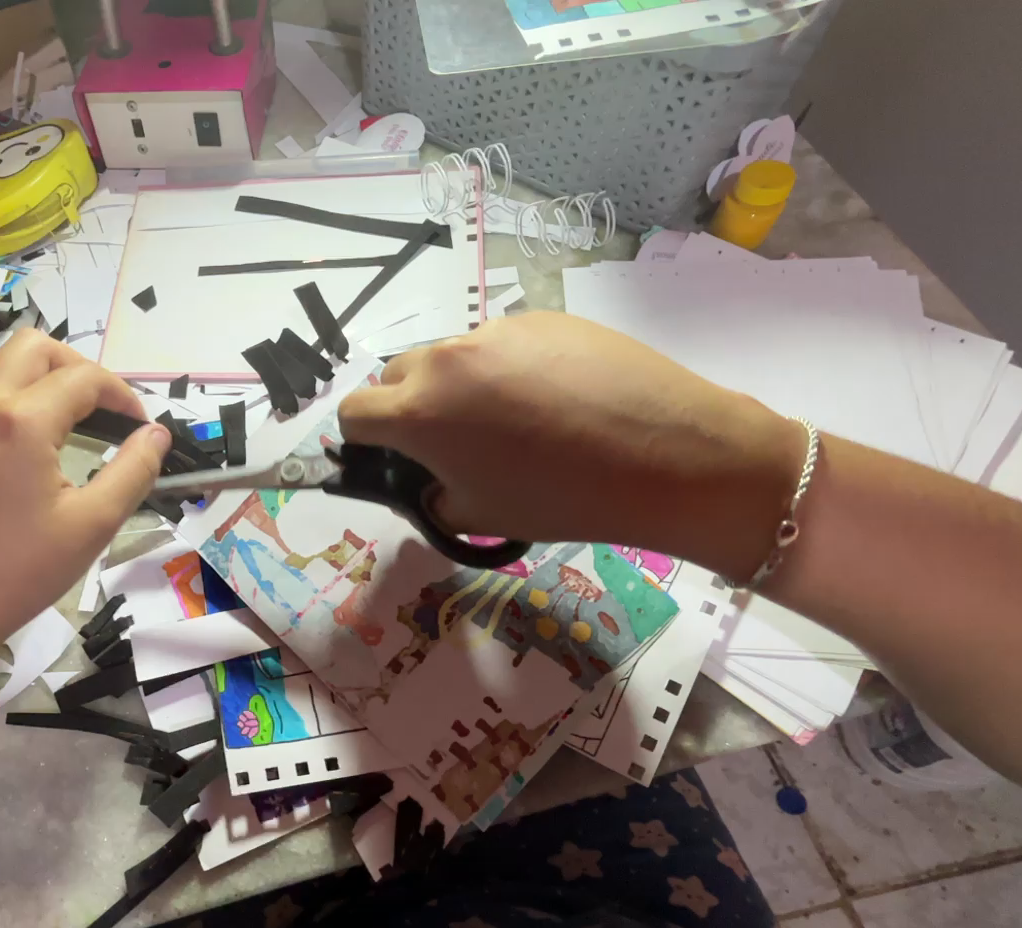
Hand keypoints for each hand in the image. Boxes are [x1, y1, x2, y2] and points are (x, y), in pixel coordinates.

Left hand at [0, 330, 171, 674]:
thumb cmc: (18, 573)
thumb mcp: (92, 526)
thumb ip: (133, 471)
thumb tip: (156, 435)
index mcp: (21, 420)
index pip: (83, 379)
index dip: (122, 396)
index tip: (140, 427)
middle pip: (32, 347)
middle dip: (76, 368)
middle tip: (101, 411)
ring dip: (27, 370)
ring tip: (54, 410)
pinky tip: (2, 428)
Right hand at [338, 311, 804, 580]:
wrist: (668, 453)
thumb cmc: (561, 499)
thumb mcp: (478, 515)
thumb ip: (431, 496)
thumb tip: (428, 480)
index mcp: (419, 411)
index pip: (354, 412)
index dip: (362, 439)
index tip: (389, 457)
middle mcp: (446, 359)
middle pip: (395, 375)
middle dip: (406, 407)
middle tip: (449, 441)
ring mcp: (495, 331)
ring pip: (449, 358)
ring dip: (456, 386)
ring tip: (512, 420)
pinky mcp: (540, 317)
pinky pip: (499, 344)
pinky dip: (504, 370)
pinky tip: (552, 399)